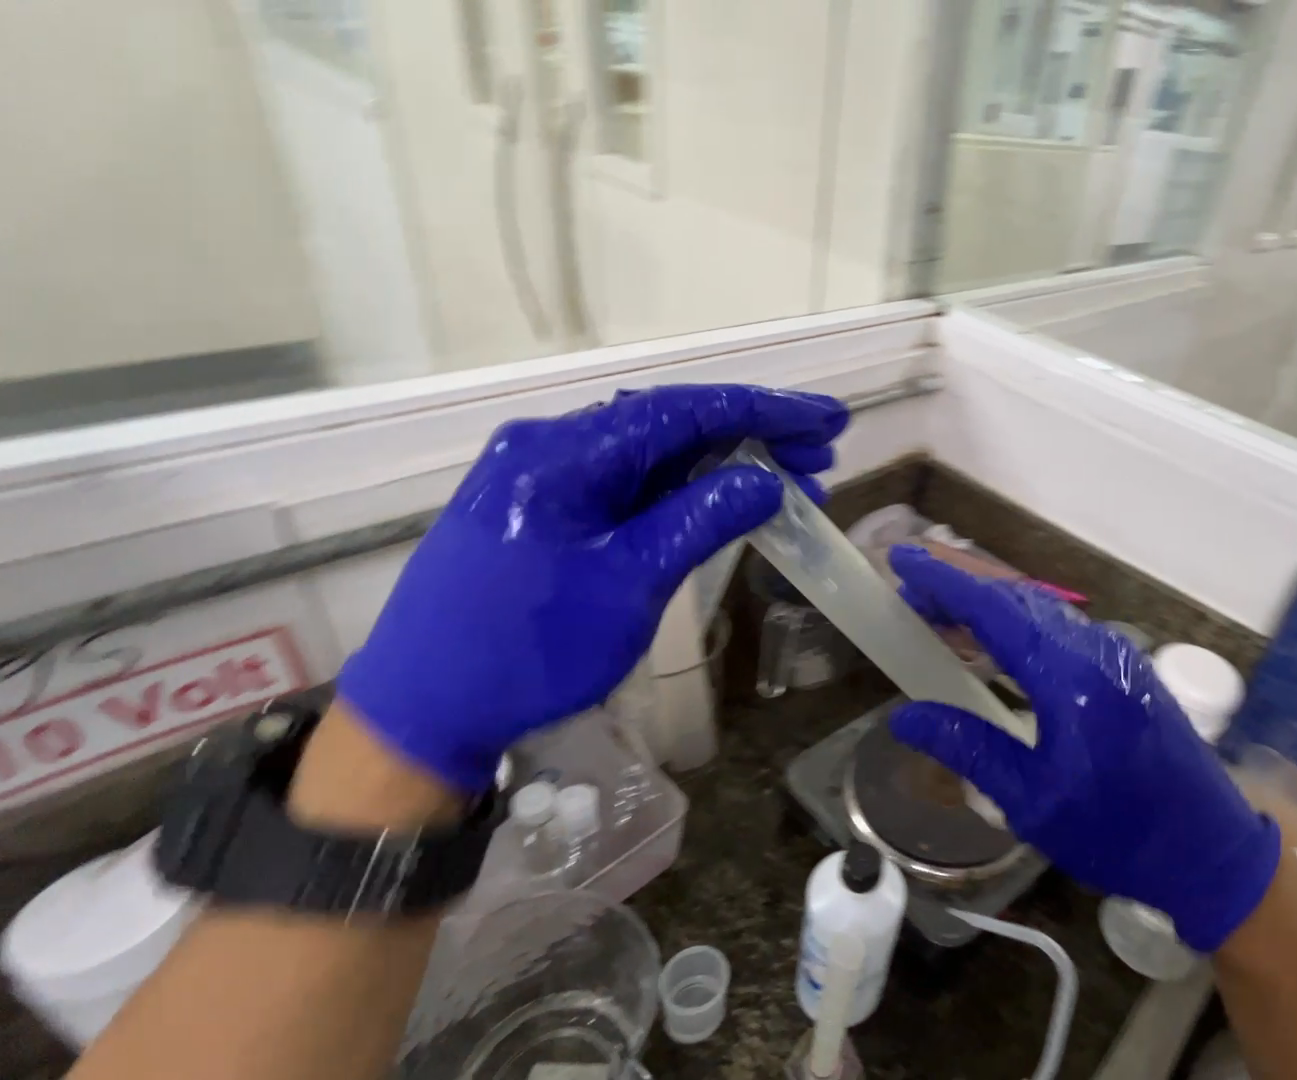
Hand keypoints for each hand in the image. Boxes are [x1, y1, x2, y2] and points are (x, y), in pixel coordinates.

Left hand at [338, 384, 847, 791]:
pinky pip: (633, 488)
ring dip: (725, 465)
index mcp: (564, 452)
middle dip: (753, 435)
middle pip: (671, 425)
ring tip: (795, 481)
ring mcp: (549, 480)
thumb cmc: (528, 649)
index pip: (682, 411)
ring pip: (655, 457)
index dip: (763, 410)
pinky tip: (731, 503)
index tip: (826, 418)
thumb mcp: (627, 582)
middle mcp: (554, 448)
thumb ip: (700, 519)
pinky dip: (688, 493)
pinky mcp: (551, 514)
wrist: (424, 713)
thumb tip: (767, 479)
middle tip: (823, 453)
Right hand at [886, 546, 1279, 951]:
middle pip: (1016, 601)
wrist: (1209, 848)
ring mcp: (1116, 656)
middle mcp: (1096, 650)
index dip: (943, 581)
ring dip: (988, 610)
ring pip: (1039, 613)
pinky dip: (1017, 629)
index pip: (995, 609)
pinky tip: (992, 650)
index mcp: (1070, 677)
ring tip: (938, 622)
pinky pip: (1060, 632)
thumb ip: (969, 748)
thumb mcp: (1032, 800)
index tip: (900, 560)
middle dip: (959, 591)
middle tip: (908, 600)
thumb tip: (905, 718)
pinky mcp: (1125, 669)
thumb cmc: (1116, 832)